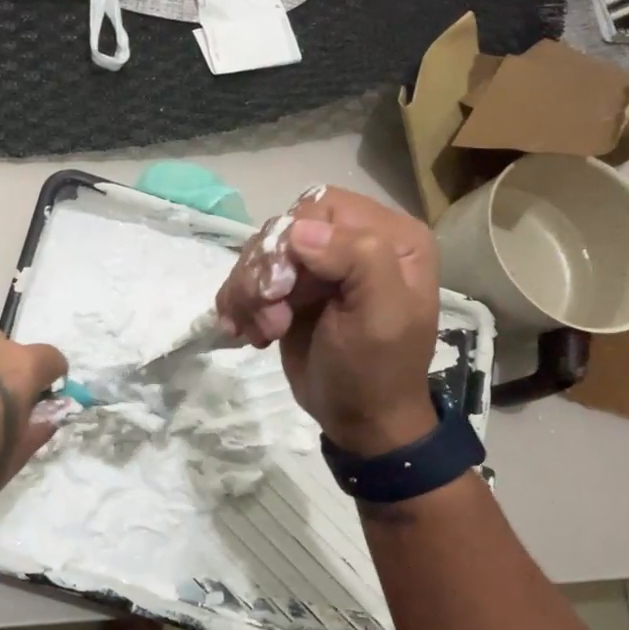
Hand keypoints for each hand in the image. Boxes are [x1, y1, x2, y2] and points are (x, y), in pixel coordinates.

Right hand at [216, 188, 439, 455]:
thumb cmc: (376, 370)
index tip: (281, 292)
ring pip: (260, 252)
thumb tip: (299, 228)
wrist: (359, 422)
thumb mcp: (380, 316)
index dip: (290, 244)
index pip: (321, 207)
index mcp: (390, 236)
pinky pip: (249, 275)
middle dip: (264, 275)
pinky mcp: (292, 288)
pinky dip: (238, 302)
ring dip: (248, 293)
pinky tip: (246, 333)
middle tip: (270, 321)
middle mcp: (355, 239)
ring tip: (260, 332)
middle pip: (283, 228)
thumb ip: (356, 259)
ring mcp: (320, 264)